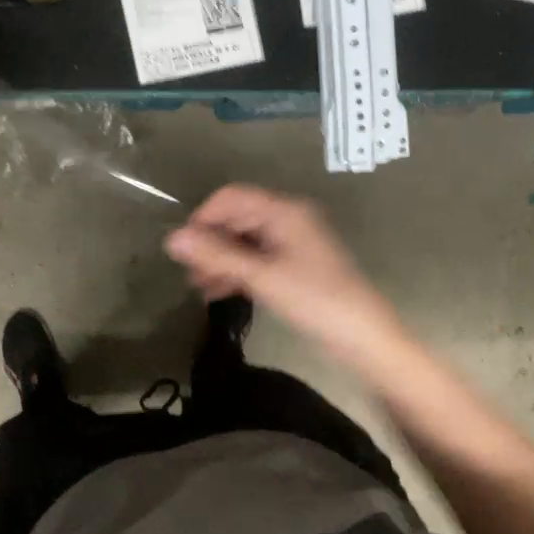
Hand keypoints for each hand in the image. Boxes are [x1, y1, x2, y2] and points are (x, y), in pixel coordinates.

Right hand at [164, 185, 404, 366]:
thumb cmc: (315, 300)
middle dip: (210, 243)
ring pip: (244, 241)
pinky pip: (256, 259)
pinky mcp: (293, 266)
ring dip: (220, 260)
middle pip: (237, 219)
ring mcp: (291, 243)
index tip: (183, 249)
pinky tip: (218, 292)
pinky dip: (237, 271)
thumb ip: (216, 256)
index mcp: (284, 211)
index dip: (204, 218)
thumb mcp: (262, 277)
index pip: (231, 197)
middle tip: (189, 274)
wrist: (362, 335)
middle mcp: (287, 219)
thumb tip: (172, 239)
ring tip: (199, 287)